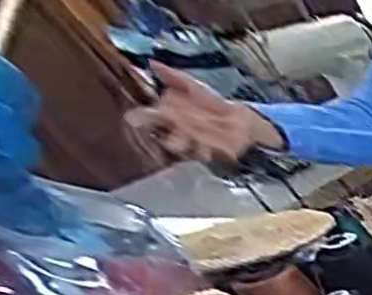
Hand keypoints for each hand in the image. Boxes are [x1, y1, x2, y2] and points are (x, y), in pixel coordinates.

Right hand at [126, 63, 284, 163]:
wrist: (240, 117)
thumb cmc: (210, 99)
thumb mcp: (192, 85)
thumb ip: (173, 76)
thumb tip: (153, 63)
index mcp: (168, 113)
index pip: (149, 116)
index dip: (139, 119)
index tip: (132, 121)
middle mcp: (179, 130)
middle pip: (168, 139)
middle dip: (168, 141)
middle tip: (169, 142)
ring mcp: (196, 142)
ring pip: (188, 151)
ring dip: (189, 150)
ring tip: (191, 147)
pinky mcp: (215, 151)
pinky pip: (210, 154)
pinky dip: (210, 153)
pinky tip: (214, 151)